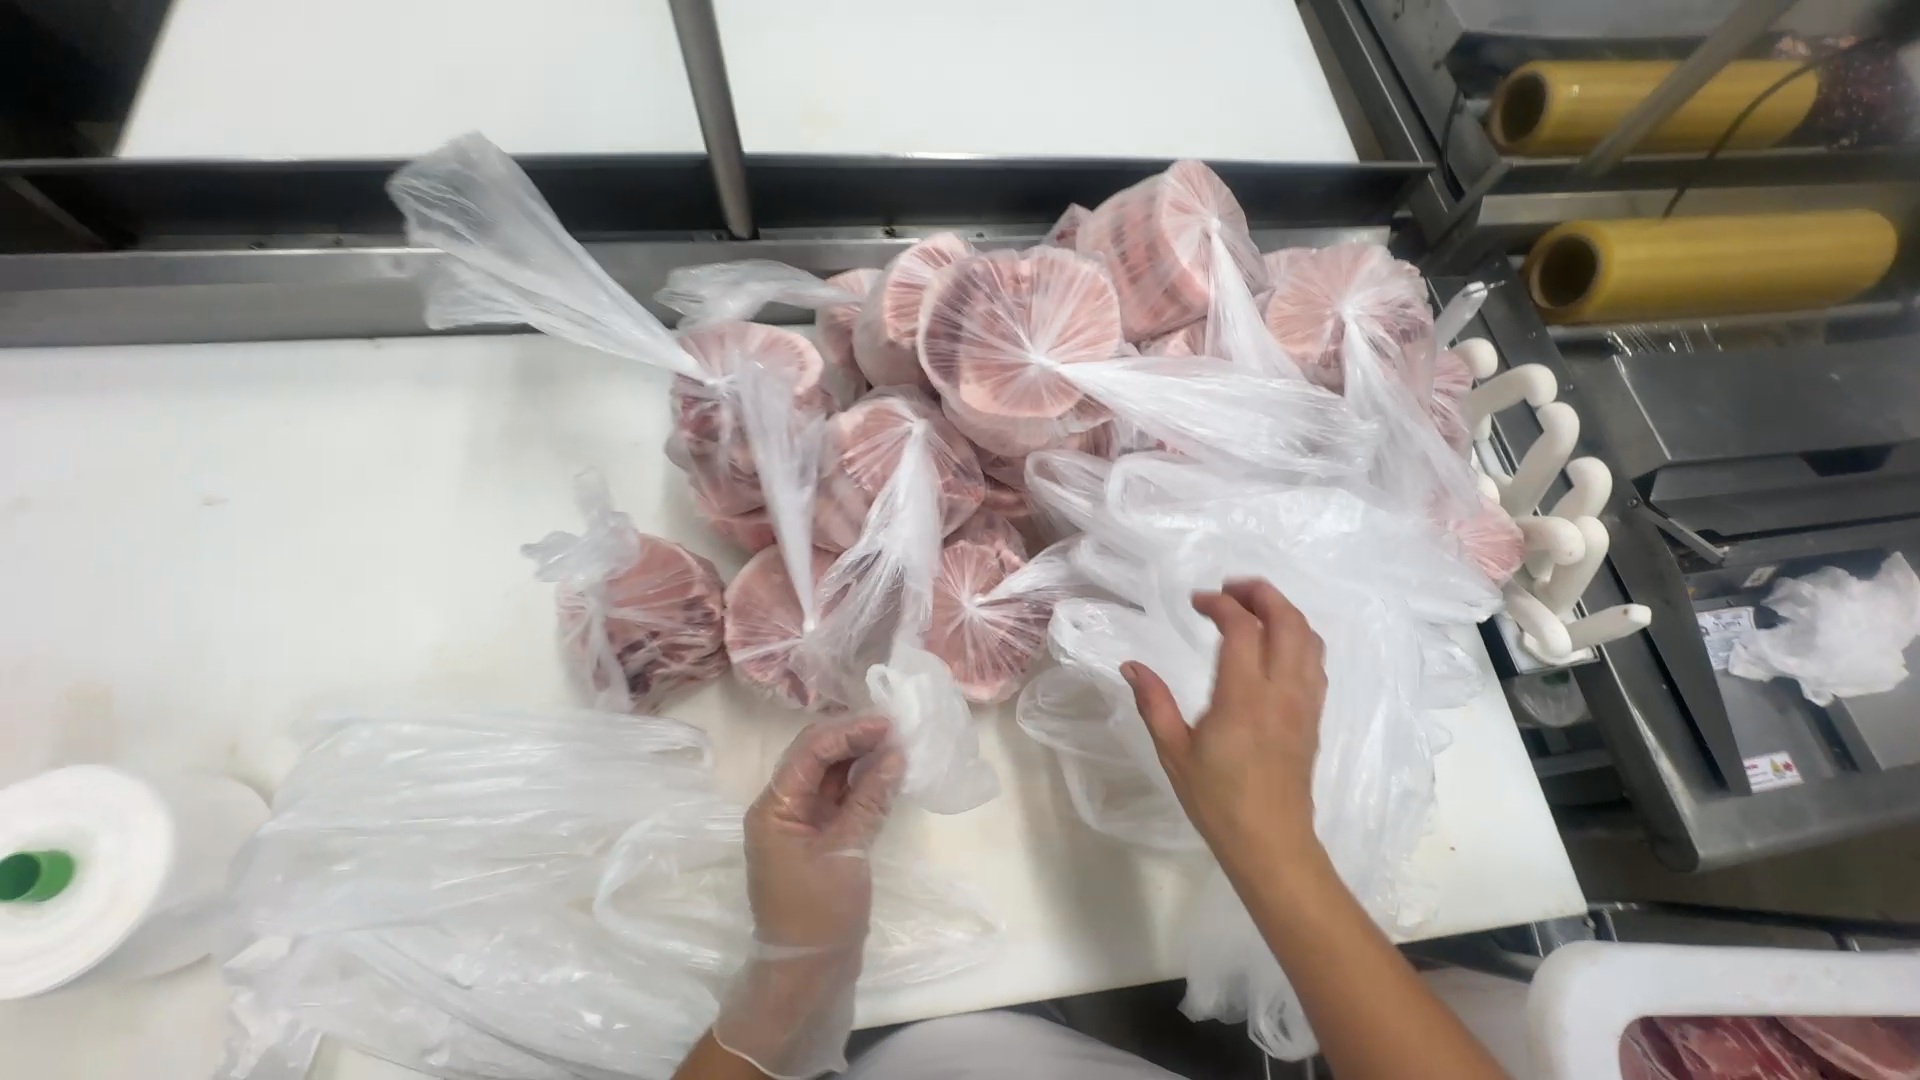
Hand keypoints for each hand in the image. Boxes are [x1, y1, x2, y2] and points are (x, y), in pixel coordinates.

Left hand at [715, 717, 903, 1079]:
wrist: (807, 972)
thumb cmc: (819, 913)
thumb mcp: (846, 851)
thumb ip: (869, 800)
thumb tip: (895, 755)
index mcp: (775, 807)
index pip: (810, 752)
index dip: (848, 732)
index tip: (886, 723)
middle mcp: (782, 807)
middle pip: (815, 756)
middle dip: (852, 737)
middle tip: (893, 728)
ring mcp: (800, 822)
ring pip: (828, 774)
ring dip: (858, 757)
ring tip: (895, 743)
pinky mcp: (818, 836)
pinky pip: (838, 796)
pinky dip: (861, 782)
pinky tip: (886, 772)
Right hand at [1122, 579, 1326, 878]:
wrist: (1272, 843)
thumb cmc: (1217, 800)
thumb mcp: (1174, 752)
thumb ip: (1153, 703)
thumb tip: (1131, 665)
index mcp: (1243, 699)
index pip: (1242, 629)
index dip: (1220, 604)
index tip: (1195, 601)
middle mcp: (1281, 692)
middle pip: (1288, 621)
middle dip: (1260, 593)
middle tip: (1228, 589)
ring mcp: (1304, 703)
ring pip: (1309, 638)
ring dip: (1283, 611)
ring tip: (1251, 607)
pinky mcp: (1313, 715)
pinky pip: (1315, 661)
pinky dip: (1297, 636)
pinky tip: (1272, 644)